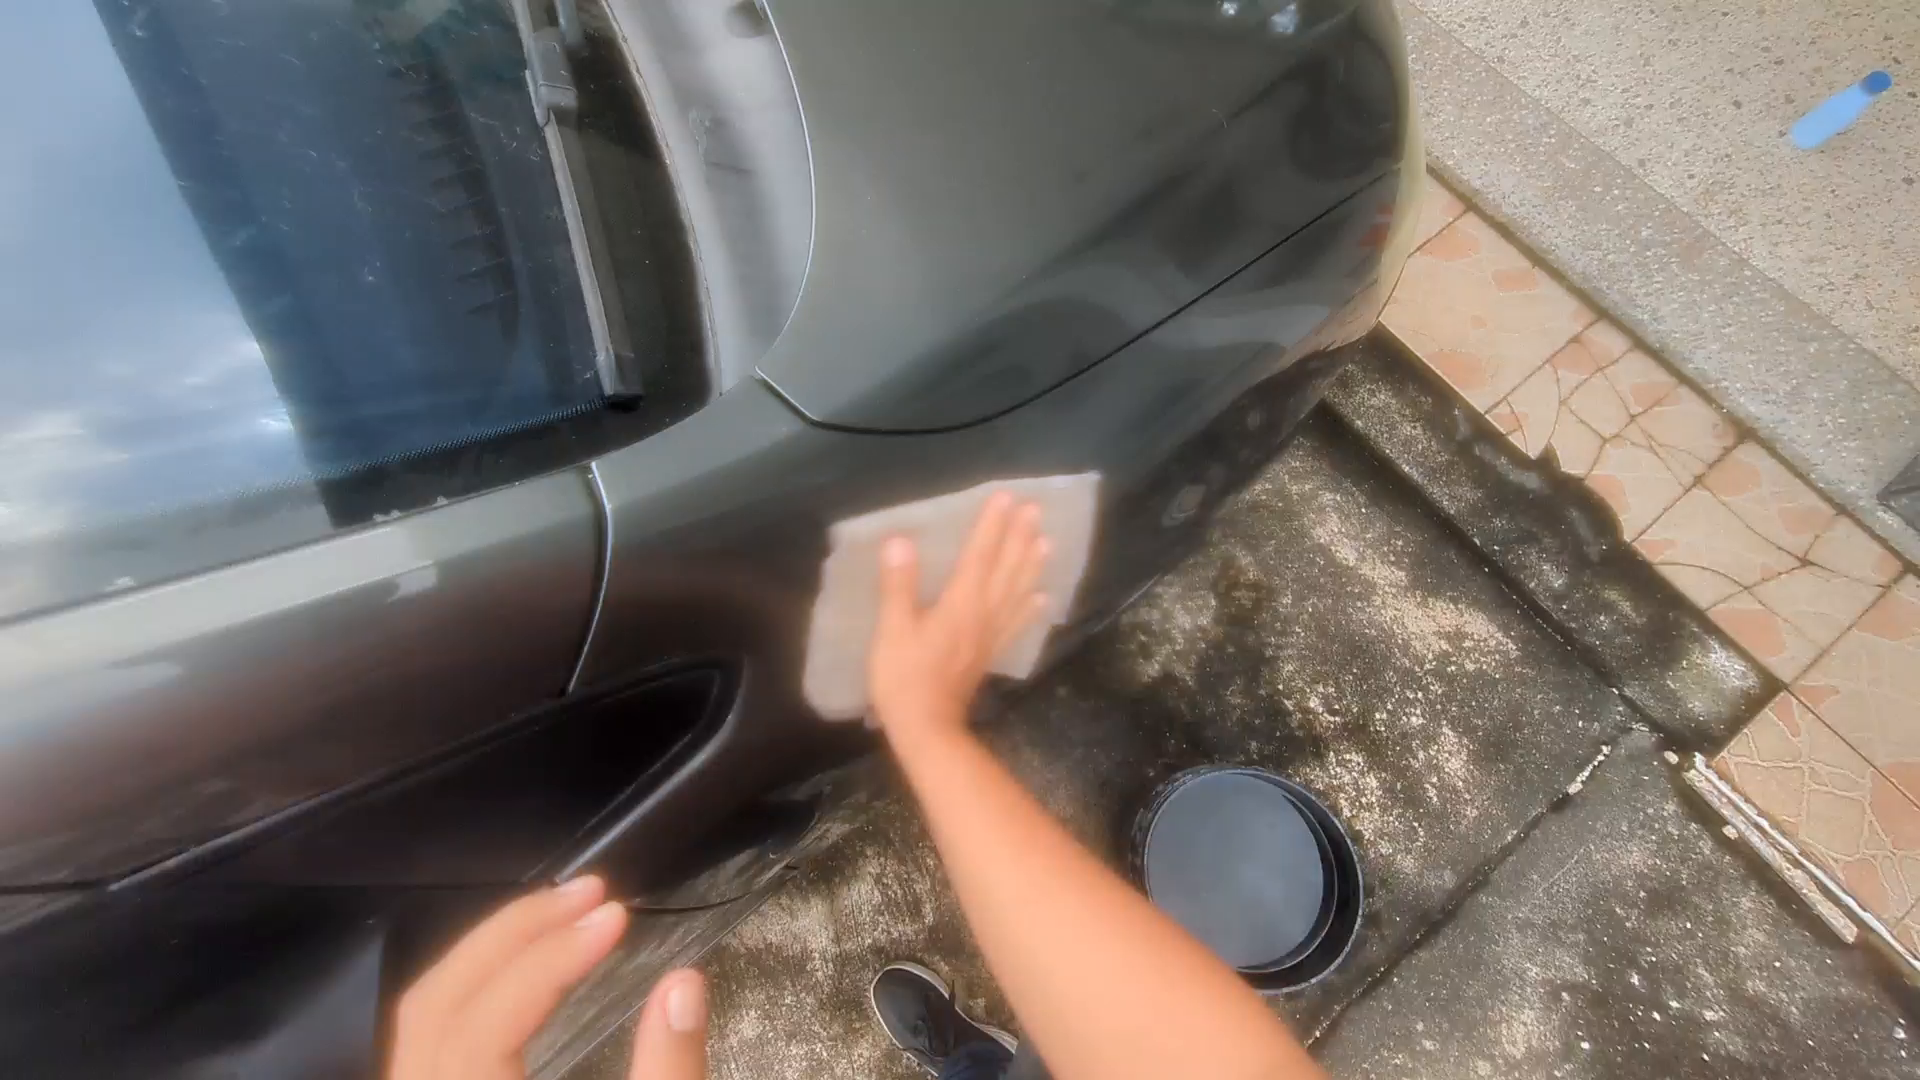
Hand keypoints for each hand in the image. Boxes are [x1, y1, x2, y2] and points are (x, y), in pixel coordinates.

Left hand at [390, 875, 707, 1079]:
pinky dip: (478, 980)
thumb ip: (668, 1075)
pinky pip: (429, 1033)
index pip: (480, 1033)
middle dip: (516, 933)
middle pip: (433, 1008)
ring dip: (495, 947)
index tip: (616, 915)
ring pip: (419, 1016)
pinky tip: (531, 962)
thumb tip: (684, 982)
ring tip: (568, 910)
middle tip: (594, 890)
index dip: (549, 962)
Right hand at [868, 492, 1051, 741]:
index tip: (1006, 496)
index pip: (980, 555)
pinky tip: (1043, 598)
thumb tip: (900, 540)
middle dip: (1019, 537)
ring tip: (1046, 541)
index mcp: (960, 603)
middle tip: (1035, 509)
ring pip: (1017, 592)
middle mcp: (983, 614)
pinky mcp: (989, 653)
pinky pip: (1015, 624)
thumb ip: (898, 585)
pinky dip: (1030, 609)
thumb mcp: (892, 631)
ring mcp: (990, 635)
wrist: (927, 729)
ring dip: (1031, 565)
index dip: (992, 525)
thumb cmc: (904, 679)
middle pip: (1006, 569)